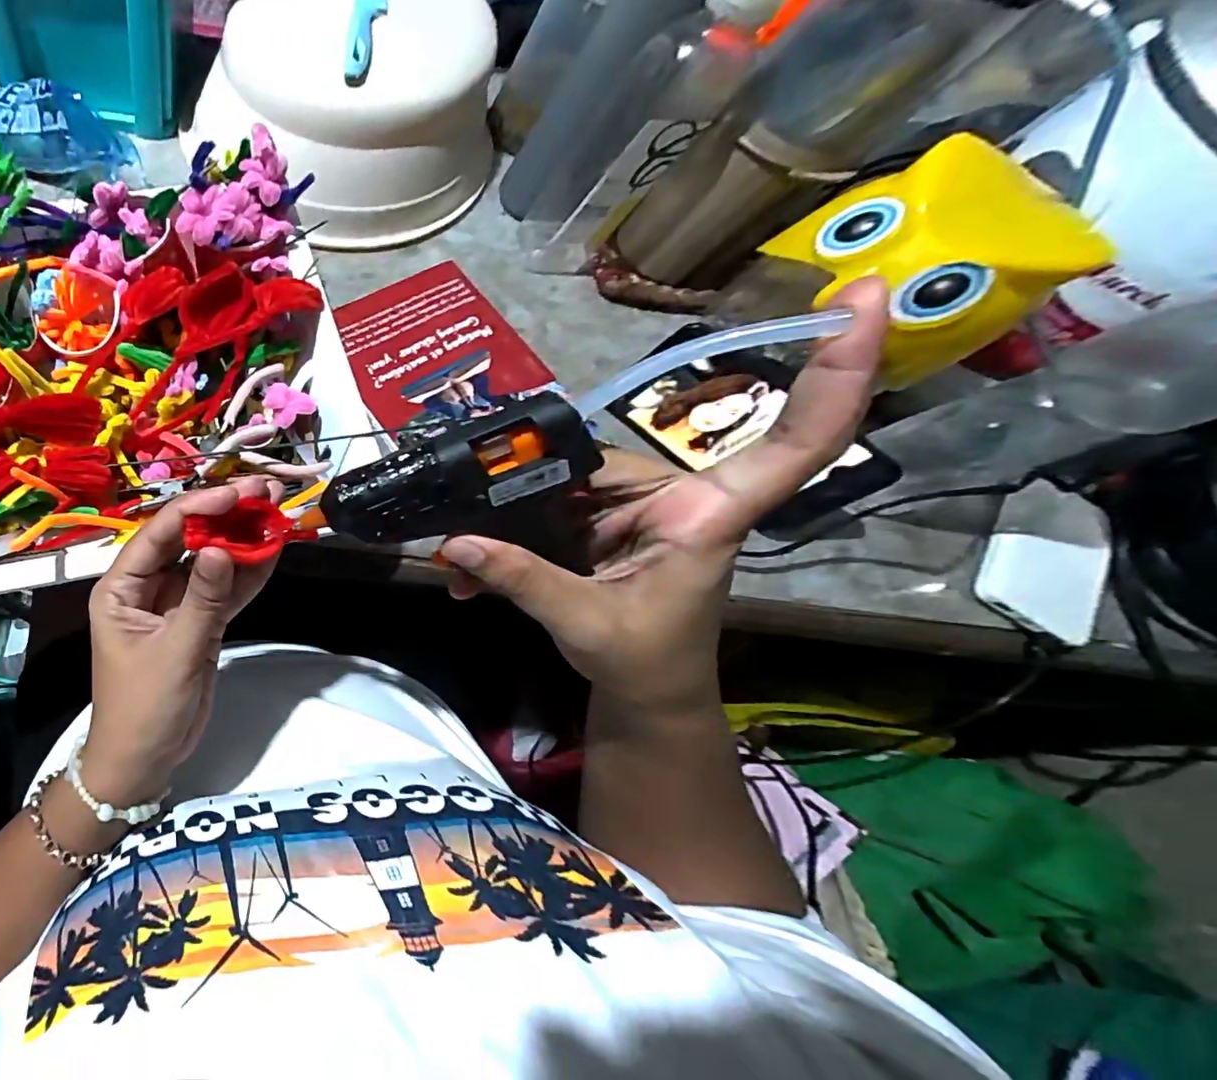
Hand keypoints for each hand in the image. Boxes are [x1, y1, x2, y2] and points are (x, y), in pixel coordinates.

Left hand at [84, 476, 283, 804]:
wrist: (144, 761)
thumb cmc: (144, 708)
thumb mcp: (175, 652)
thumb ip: (202, 600)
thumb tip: (220, 548)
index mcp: (122, 588)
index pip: (159, 534)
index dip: (198, 510)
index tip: (237, 494)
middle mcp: (147, 588)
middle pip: (188, 542)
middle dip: (225, 518)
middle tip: (266, 494)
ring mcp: (176, 605)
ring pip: (211, 564)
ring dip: (242, 542)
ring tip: (277, 513)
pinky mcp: (199, 624)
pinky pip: (224, 592)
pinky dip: (248, 576)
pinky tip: (273, 552)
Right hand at [440, 280, 889, 715]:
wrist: (642, 693)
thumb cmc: (644, 662)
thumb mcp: (583, 622)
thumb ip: (521, 578)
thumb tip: (455, 544)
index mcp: (704, 517)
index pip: (791, 445)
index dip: (834, 375)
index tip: (869, 295)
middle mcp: (672, 497)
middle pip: (598, 456)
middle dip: (526, 483)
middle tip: (466, 520)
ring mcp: (632, 508)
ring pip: (560, 481)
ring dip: (505, 522)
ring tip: (464, 565)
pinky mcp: (600, 522)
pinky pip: (547, 509)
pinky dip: (506, 537)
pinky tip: (472, 571)